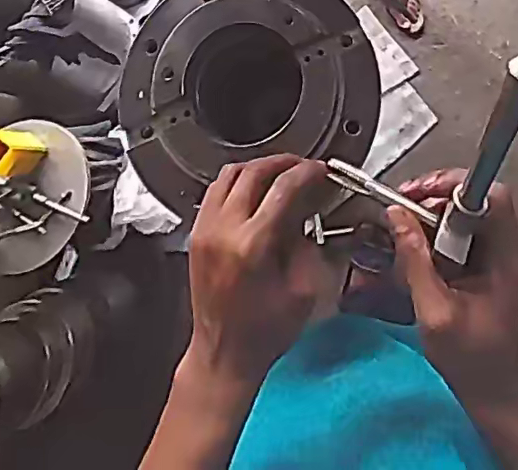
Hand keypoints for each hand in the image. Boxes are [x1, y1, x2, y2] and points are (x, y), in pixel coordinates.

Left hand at [185, 155, 332, 386]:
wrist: (224, 355)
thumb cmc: (265, 330)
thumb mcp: (304, 289)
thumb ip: (311, 242)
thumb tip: (312, 207)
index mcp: (253, 245)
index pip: (283, 188)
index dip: (307, 173)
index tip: (320, 170)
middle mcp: (224, 230)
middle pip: (255, 172)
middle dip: (284, 163)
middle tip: (302, 166)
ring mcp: (206, 229)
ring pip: (231, 174)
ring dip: (258, 167)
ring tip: (279, 172)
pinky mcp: (197, 232)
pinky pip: (215, 190)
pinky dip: (237, 180)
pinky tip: (253, 189)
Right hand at [386, 169, 517, 407]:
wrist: (491, 397)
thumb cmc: (468, 361)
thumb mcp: (434, 312)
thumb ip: (415, 261)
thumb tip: (396, 214)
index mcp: (506, 261)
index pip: (493, 198)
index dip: (457, 186)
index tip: (421, 193)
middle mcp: (507, 253)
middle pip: (476, 200)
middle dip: (436, 195)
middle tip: (404, 204)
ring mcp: (498, 259)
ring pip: (466, 213)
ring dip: (432, 210)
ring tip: (403, 220)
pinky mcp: (485, 266)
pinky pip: (461, 231)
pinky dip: (435, 227)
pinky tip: (414, 239)